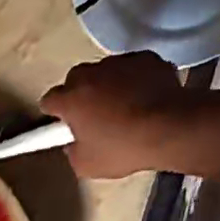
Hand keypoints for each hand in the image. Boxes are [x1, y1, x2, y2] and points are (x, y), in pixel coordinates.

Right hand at [39, 52, 188, 178]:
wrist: (169, 125)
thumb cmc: (124, 148)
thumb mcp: (87, 165)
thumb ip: (72, 149)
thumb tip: (74, 139)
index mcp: (72, 97)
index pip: (50, 99)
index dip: (56, 112)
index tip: (64, 122)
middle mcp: (92, 72)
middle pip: (77, 79)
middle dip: (82, 93)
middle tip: (96, 115)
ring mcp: (120, 60)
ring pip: (107, 70)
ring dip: (110, 83)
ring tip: (127, 105)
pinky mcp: (145, 56)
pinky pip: (133, 66)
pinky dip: (136, 77)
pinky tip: (147, 95)